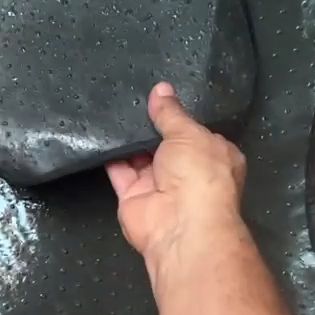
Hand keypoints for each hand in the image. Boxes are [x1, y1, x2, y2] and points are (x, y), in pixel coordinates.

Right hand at [106, 83, 247, 276]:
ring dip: (129, 139)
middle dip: (151, 127)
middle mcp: (187, 172)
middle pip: (165, 144)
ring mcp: (158, 185)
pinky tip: (101, 134)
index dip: (179, 117)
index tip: (162, 97)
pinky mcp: (132, 197)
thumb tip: (161, 90)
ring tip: (114, 110)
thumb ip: (171, 113)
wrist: (180, 224)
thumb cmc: (199, 174)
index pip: (195, 133)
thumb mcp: (189, 133)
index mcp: (213, 156)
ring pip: (140, 157)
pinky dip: (111, 157)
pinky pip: (119, 172)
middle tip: (132, 99)